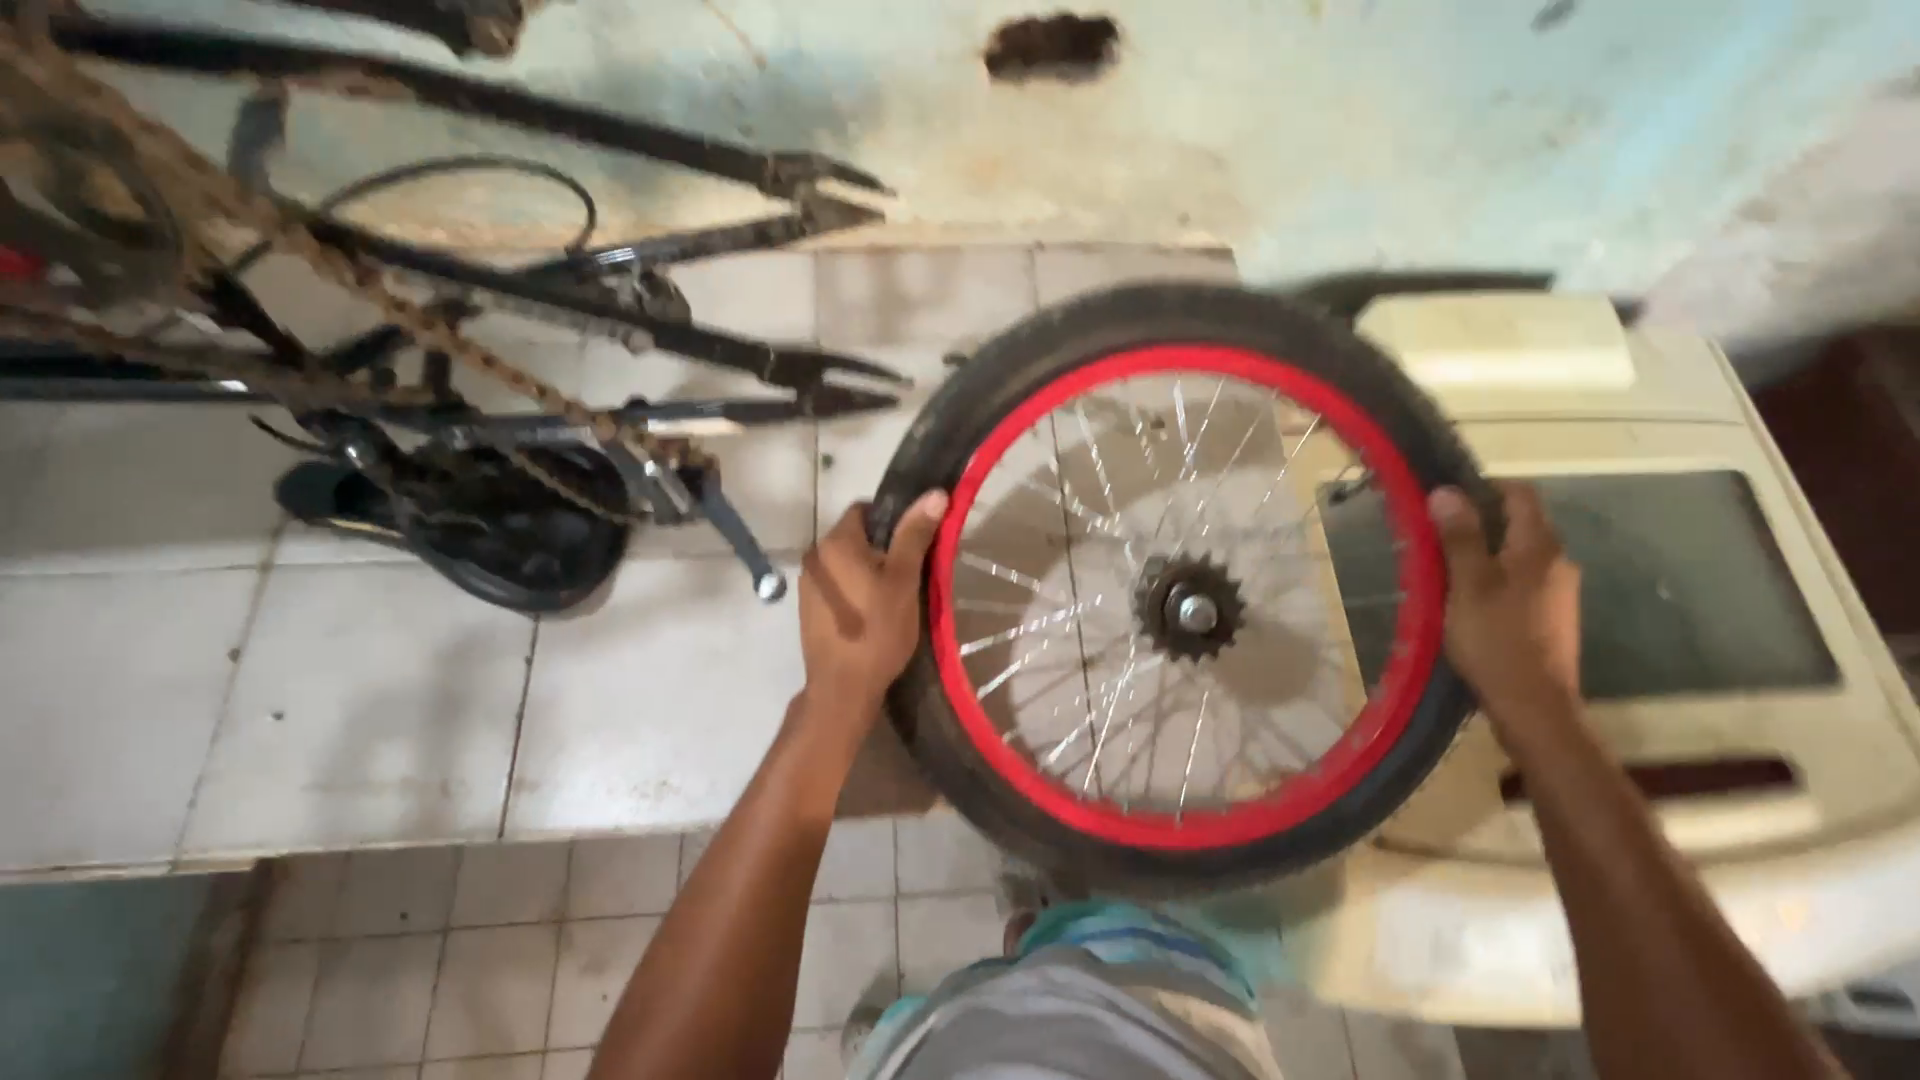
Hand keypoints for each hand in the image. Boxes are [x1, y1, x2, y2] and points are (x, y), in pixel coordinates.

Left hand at [798, 491, 948, 718]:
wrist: (842, 688)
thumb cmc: (878, 630)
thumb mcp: (904, 580)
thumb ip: (915, 534)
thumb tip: (936, 493)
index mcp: (835, 542)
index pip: (865, 509)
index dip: (893, 520)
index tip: (914, 544)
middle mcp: (814, 556)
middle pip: (855, 537)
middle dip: (883, 548)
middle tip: (910, 575)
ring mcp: (807, 584)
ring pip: (846, 563)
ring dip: (868, 571)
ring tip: (891, 598)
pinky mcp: (808, 609)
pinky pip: (837, 585)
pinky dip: (855, 590)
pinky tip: (871, 615)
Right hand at [1429, 482, 1581, 711]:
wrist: (1534, 705)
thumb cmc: (1496, 640)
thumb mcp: (1468, 584)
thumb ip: (1459, 537)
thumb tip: (1446, 491)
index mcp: (1539, 546)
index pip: (1519, 492)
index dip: (1482, 487)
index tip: (1444, 499)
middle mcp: (1557, 560)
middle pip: (1519, 522)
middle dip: (1478, 520)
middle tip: (1434, 534)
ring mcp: (1558, 589)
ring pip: (1517, 552)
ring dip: (1483, 551)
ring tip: (1444, 568)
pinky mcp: (1550, 614)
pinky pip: (1520, 578)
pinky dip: (1494, 576)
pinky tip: (1468, 599)